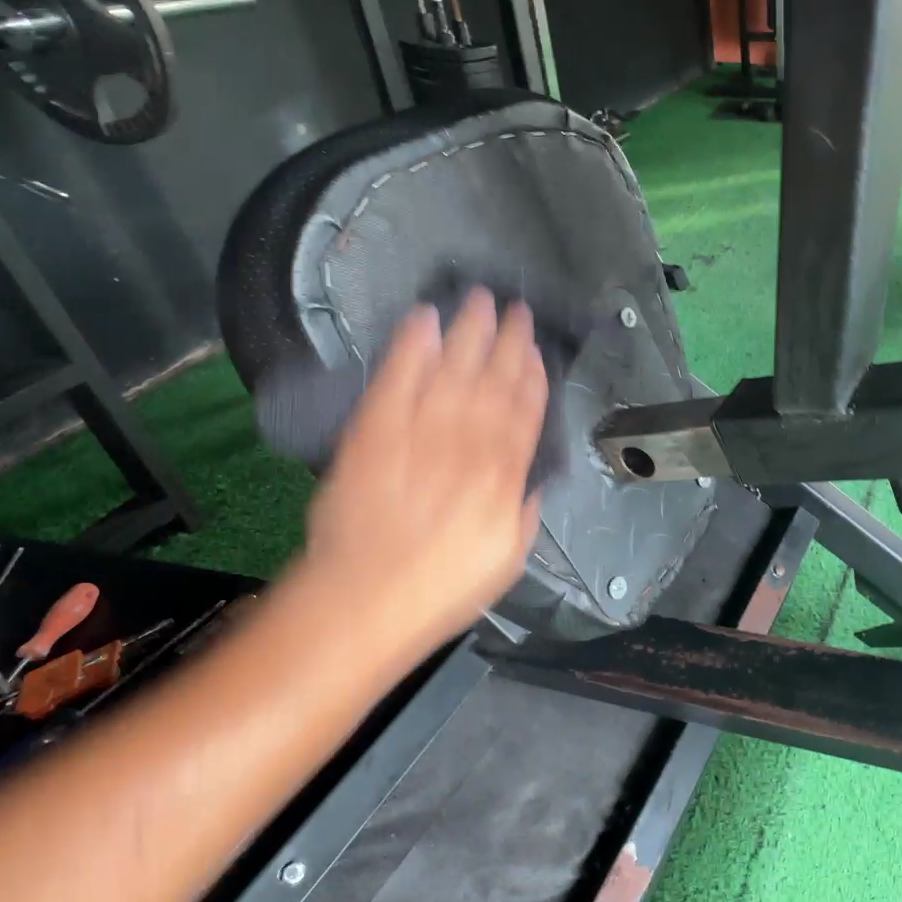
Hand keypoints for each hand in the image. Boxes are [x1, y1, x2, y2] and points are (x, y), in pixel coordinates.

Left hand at [297, 288, 549, 659]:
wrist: (363, 601)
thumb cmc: (440, 589)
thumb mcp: (507, 559)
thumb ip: (522, 512)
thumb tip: (529, 483)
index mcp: (503, 477)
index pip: (525, 414)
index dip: (534, 377)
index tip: (538, 350)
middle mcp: (468, 446)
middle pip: (494, 382)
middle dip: (507, 342)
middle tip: (515, 308)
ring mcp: (421, 435)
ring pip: (452, 371)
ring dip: (468, 333)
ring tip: (479, 300)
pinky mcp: (374, 432)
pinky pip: (397, 380)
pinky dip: (411, 348)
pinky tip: (423, 321)